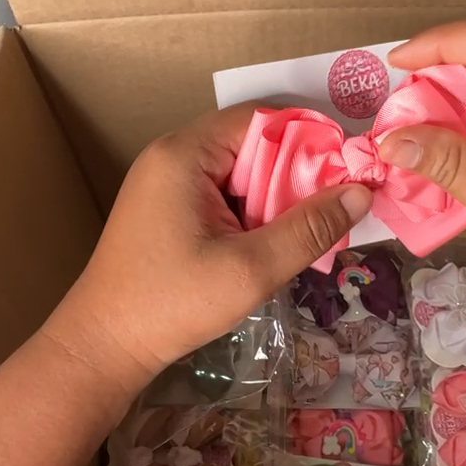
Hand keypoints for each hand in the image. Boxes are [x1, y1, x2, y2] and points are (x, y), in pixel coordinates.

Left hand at [46, 105, 373, 385]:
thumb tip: (362, 191)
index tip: (345, 167)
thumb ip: (309, 228)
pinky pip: (223, 192)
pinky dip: (253, 210)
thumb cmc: (172, 304)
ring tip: (309, 227)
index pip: (259, 118)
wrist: (103, 346)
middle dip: (295, 171)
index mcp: (185, 154)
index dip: (307, 137)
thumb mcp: (250, 269)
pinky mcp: (168, 207)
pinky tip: (273, 240)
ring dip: (275, 194)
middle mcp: (173, 155)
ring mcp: (167, 181)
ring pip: (240, 170)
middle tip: (334, 204)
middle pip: (250, 142)